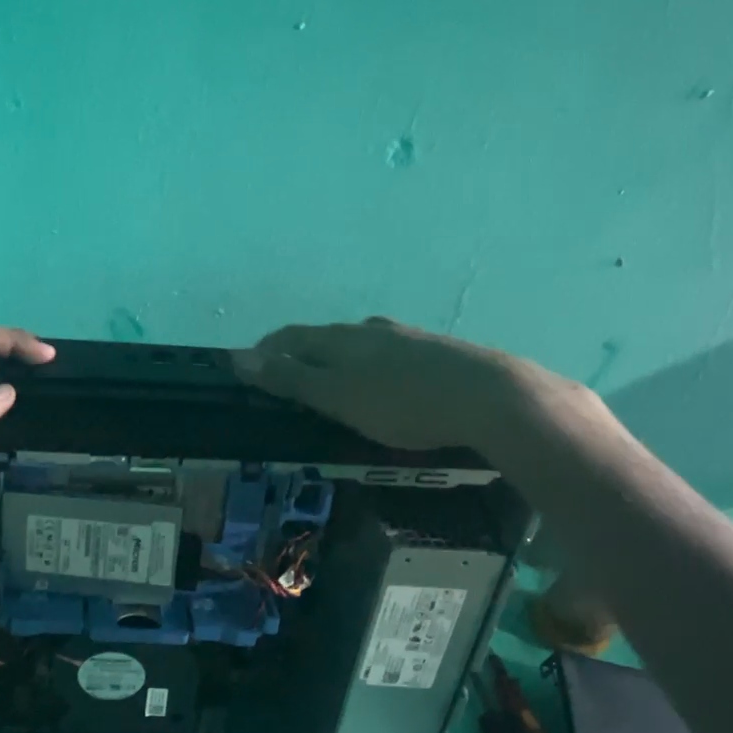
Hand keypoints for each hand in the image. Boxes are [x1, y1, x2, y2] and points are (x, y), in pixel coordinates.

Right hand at [233, 317, 582, 451]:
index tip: (250, 369)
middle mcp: (372, 330)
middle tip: (292, 384)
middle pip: (325, 338)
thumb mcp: (337, 397)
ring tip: (337, 387)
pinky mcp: (440, 354)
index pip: (290, 336)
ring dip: (341, 362)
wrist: (494, 398)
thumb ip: (290, 380)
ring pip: (362, 346)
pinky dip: (374, 370)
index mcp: (341, 338)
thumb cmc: (403, 402)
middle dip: (303, 356)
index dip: (266, 351)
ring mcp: (409, 338)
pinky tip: (388, 388)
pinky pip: (392, 358)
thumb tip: (238, 358)